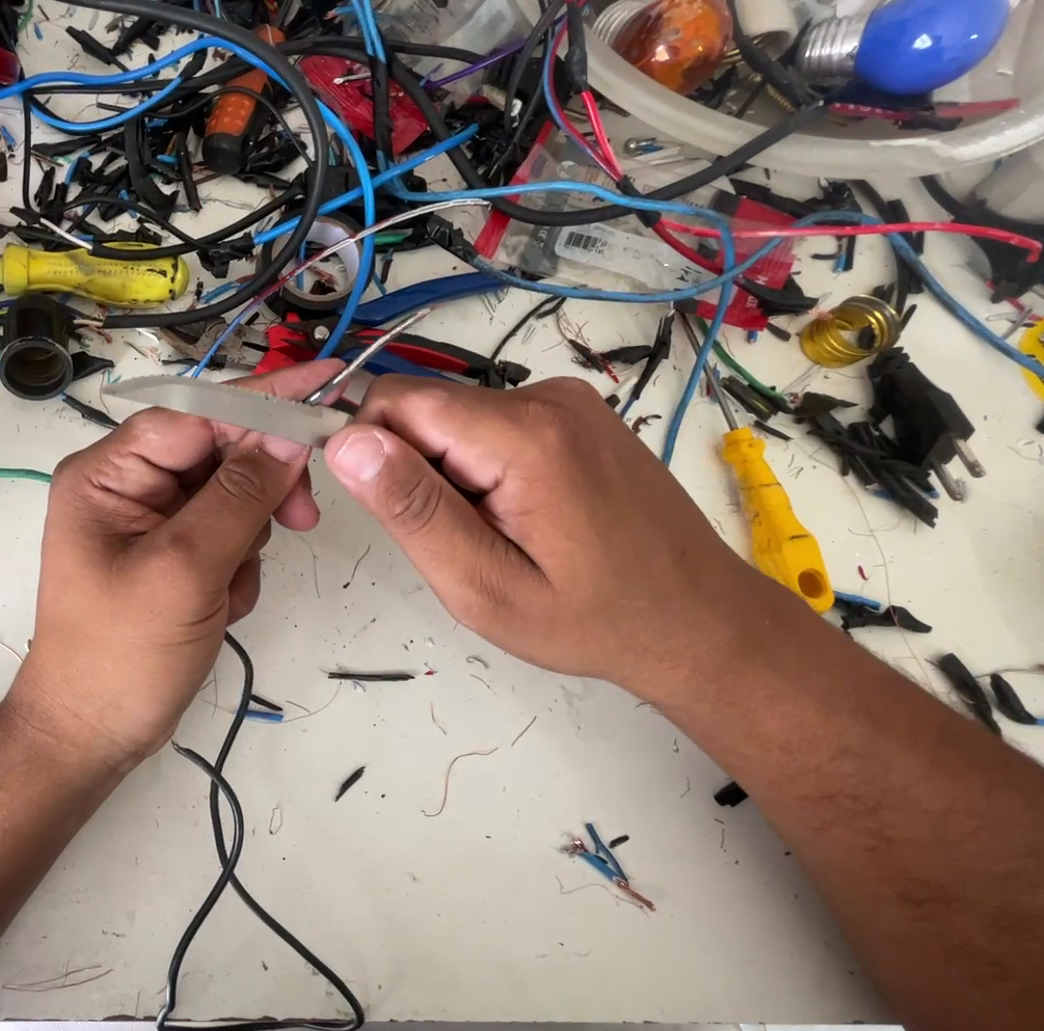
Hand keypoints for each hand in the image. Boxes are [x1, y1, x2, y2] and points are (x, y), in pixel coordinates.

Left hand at [7, 361, 345, 768]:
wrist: (94, 731)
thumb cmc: (122, 655)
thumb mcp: (185, 570)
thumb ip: (240, 498)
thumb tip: (289, 436)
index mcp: (105, 475)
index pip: (193, 414)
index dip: (259, 401)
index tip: (325, 385)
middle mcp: (125, 487)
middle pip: (218, 451)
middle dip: (260, 488)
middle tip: (302, 519)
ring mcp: (149, 522)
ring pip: (232, 495)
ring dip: (247, 540)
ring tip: (225, 591)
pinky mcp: (172, 555)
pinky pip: (228, 535)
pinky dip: (237, 567)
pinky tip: (220, 606)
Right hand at [321, 375, 788, 694]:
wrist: (698, 621)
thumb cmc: (589, 618)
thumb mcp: (482, 584)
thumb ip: (412, 509)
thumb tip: (346, 441)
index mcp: (523, 435)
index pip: (395, 400)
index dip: (367, 450)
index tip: (389, 513)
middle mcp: (545, 396)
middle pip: (423, 406)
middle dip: (408, 468)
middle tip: (449, 539)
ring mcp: (565, 400)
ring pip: (451, 418)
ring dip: (443, 472)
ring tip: (487, 533)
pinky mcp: (573, 414)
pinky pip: (485, 425)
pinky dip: (474, 467)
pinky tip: (512, 517)